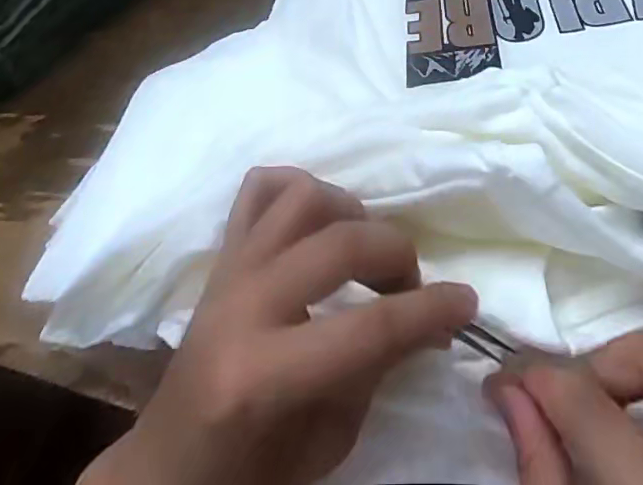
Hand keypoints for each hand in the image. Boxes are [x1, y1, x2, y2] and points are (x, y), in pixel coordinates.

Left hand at [80, 167, 477, 484]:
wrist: (174, 455)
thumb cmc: (253, 466)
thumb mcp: (328, 439)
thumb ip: (376, 368)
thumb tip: (429, 317)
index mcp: (264, 373)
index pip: (369, 327)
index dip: (430, 310)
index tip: (468, 301)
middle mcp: (243, 303)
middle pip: (339, 244)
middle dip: (395, 254)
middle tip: (412, 285)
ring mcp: (228, 267)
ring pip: (300, 196)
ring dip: (350, 212)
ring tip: (364, 248)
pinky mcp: (222, 251)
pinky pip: (259, 187)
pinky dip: (298, 187)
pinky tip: (320, 218)